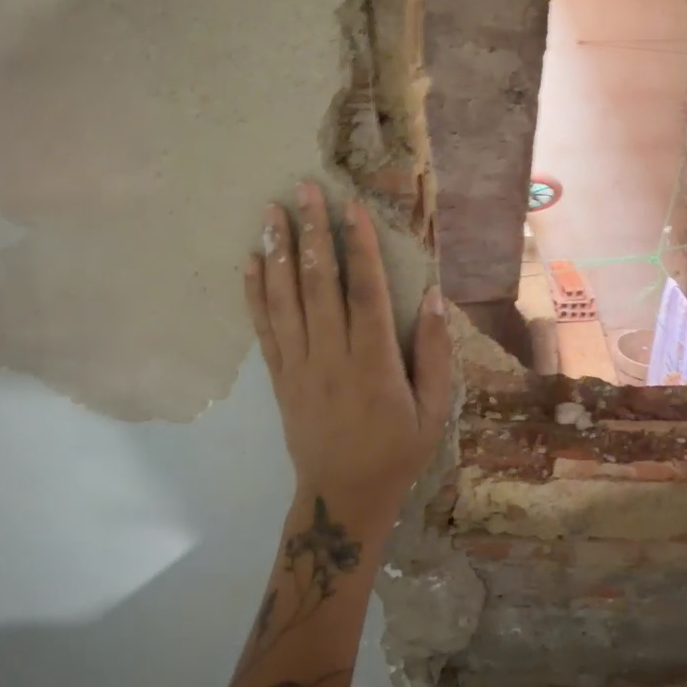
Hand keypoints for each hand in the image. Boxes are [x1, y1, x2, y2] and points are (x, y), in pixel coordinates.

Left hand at [243, 180, 452, 527]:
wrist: (343, 497)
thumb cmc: (398, 451)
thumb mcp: (435, 410)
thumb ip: (436, 354)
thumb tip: (435, 296)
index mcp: (374, 362)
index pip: (366, 292)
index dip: (360, 247)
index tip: (353, 207)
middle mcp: (331, 356)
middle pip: (318, 285)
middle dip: (312, 233)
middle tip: (304, 190)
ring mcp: (299, 365)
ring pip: (285, 300)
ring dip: (278, 252)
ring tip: (272, 211)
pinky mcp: (279, 377)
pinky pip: (264, 329)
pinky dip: (255, 294)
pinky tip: (249, 262)